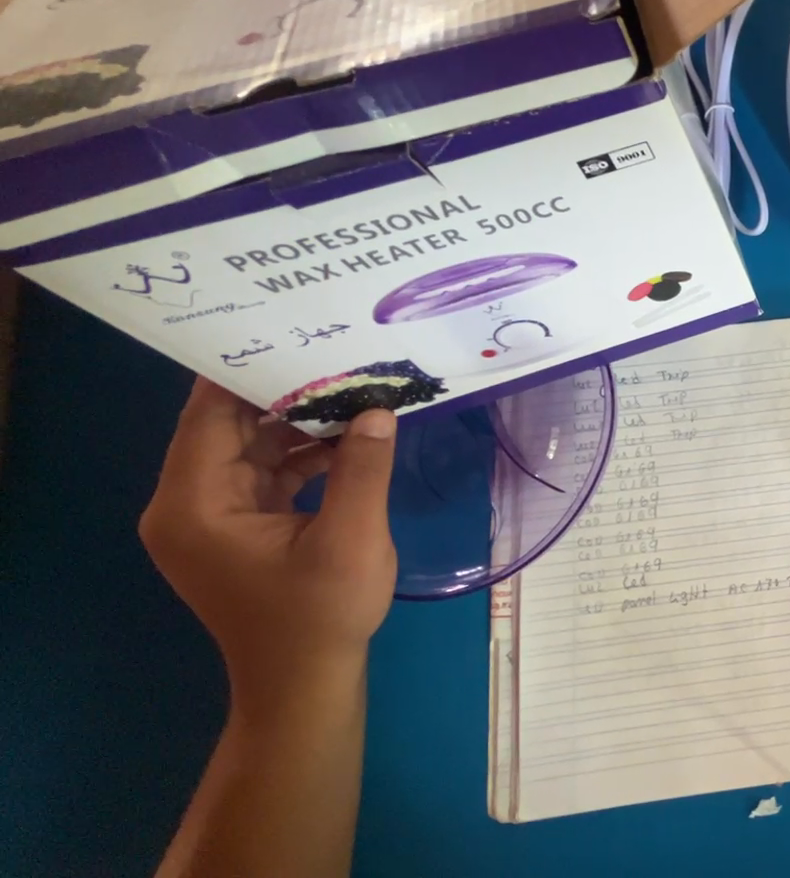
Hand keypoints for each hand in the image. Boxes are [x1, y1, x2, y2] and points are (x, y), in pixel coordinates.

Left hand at [140, 379, 398, 709]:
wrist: (304, 677)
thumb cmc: (320, 611)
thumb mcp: (350, 536)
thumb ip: (361, 469)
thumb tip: (378, 409)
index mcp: (194, 505)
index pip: (207, 420)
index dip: (241, 375)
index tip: (286, 334)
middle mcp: (189, 505)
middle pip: (227, 430)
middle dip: (282, 394)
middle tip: (338, 355)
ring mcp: (214, 517)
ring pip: (251, 449)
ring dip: (300, 423)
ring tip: (355, 388)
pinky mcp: (241, 527)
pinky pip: (267, 472)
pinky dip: (305, 453)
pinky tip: (351, 436)